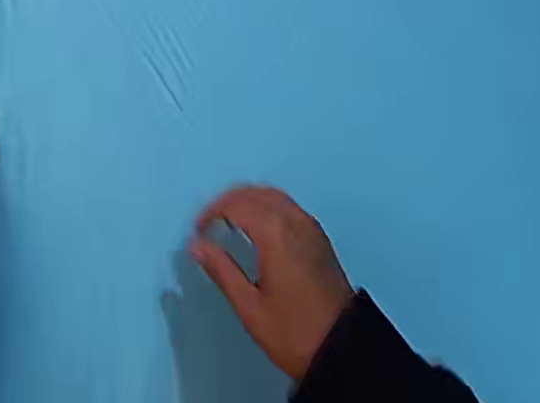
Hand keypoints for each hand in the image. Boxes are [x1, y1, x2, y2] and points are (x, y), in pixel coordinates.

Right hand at [190, 185, 355, 379]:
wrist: (342, 346)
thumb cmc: (292, 331)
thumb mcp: (250, 307)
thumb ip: (222, 270)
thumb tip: (196, 245)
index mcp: (274, 232)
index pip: (236, 204)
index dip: (212, 213)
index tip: (198, 231)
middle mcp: (293, 218)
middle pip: (253, 192)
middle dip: (227, 202)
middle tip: (208, 224)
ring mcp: (308, 223)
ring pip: (271, 194)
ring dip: (247, 200)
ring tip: (227, 223)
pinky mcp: (317, 233)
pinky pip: (286, 204)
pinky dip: (265, 205)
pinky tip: (256, 227)